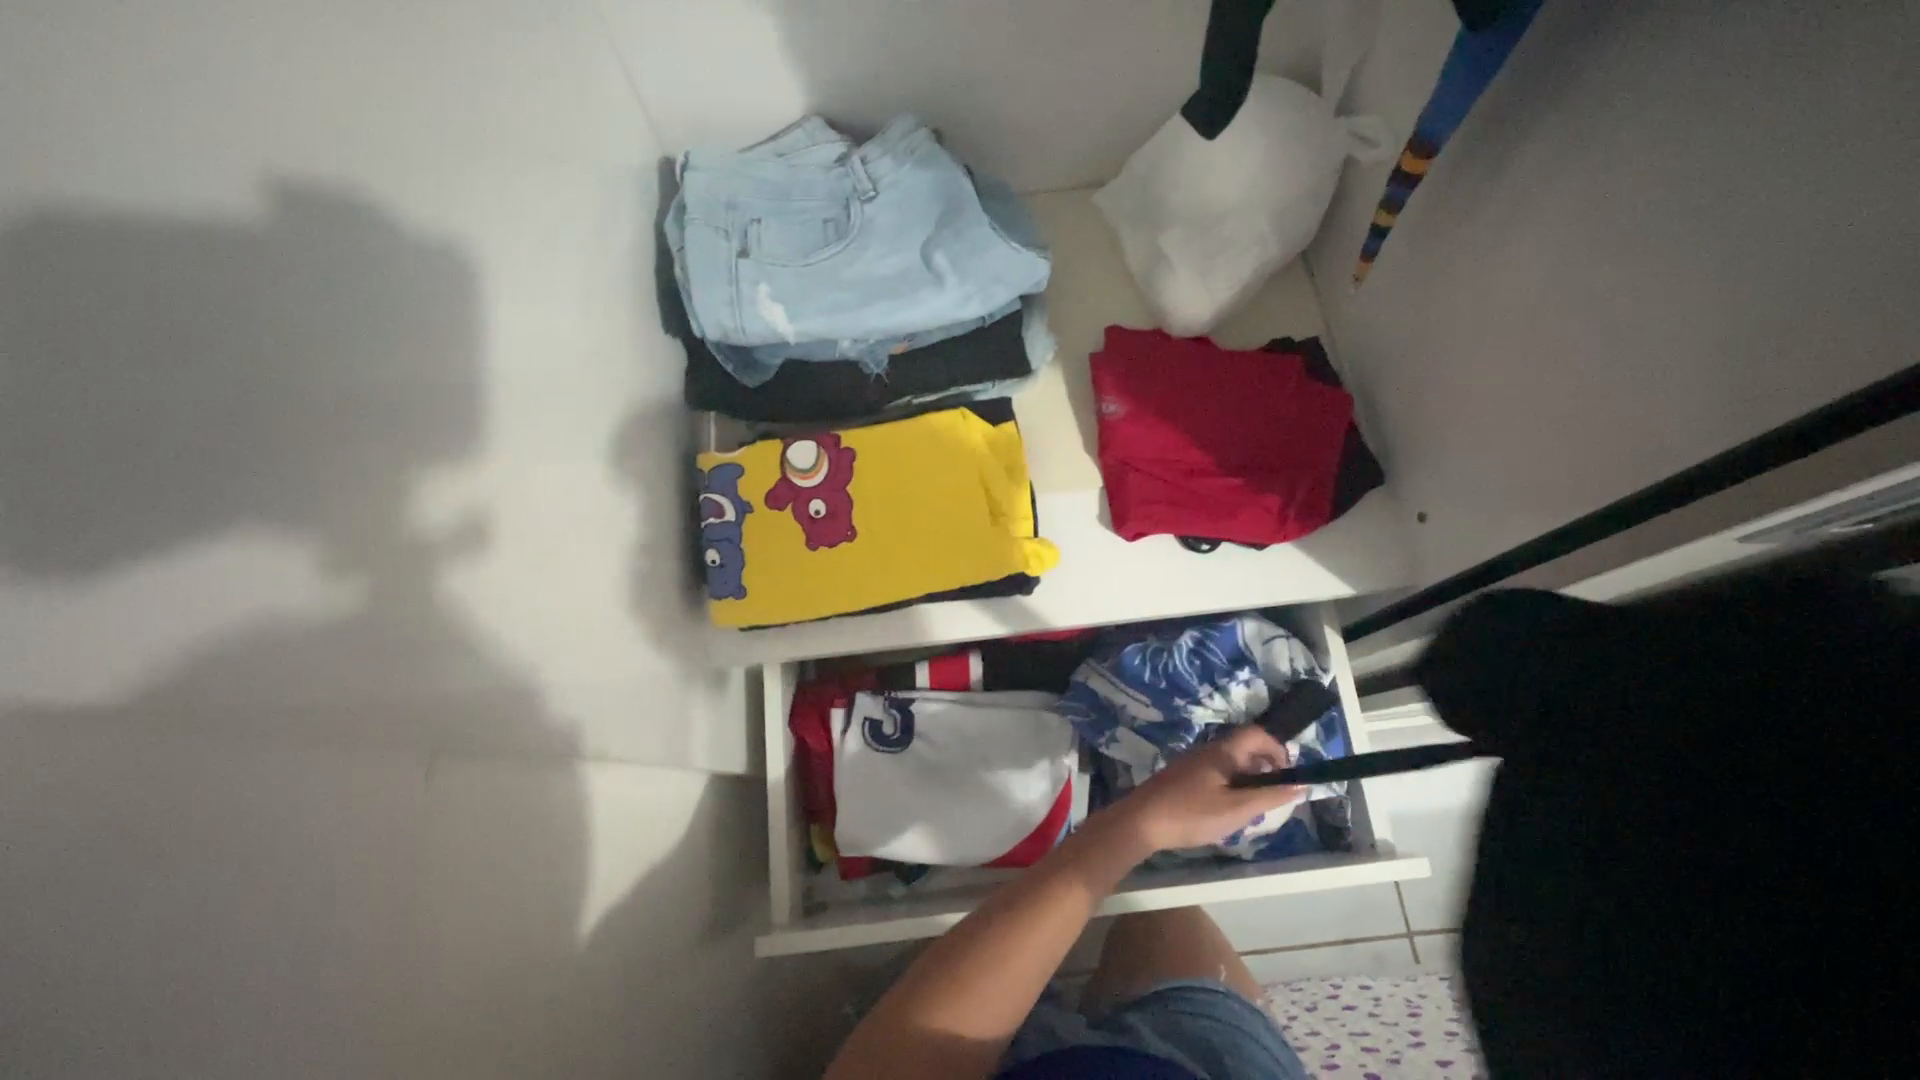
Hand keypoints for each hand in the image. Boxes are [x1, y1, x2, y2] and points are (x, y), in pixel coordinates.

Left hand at [1108, 725, 1305, 853]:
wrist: (1140, 822)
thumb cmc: (1191, 814)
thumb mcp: (1237, 809)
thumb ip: (1271, 796)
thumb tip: (1302, 784)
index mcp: (1222, 751)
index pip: (1257, 734)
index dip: (1278, 749)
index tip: (1288, 776)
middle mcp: (1207, 751)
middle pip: (1245, 749)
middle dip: (1265, 770)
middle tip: (1271, 798)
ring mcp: (1193, 764)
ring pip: (1231, 765)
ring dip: (1248, 782)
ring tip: (1251, 810)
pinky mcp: (1183, 778)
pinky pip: (1216, 776)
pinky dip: (1230, 789)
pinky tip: (1226, 813)